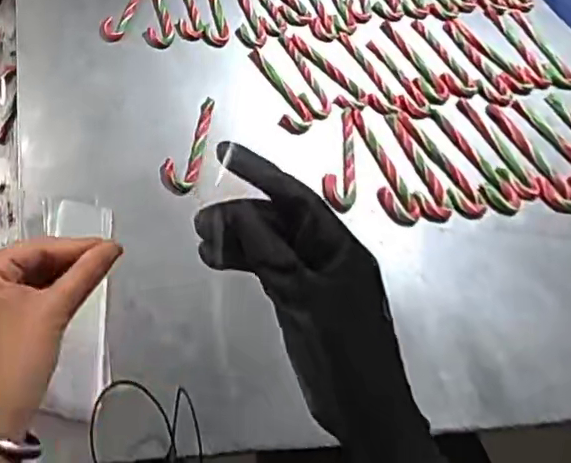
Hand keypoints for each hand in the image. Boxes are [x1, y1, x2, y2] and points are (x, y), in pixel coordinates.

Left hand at [0, 237, 123, 439]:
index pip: (39, 247)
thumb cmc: (16, 361)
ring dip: (64, 277)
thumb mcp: (52, 312)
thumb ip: (83, 275)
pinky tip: (75, 291)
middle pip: (36, 261)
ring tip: (97, 270)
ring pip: (35, 279)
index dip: (76, 246)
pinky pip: (31, 296)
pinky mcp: (0, 320)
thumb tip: (111, 248)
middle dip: (71, 261)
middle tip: (107, 256)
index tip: (109, 245)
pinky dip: (53, 294)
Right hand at [195, 143, 441, 462]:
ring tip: (203, 243)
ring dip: (234, 240)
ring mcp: (309, 274)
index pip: (295, 196)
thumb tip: (234, 211)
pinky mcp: (295, 295)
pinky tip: (215, 259)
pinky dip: (239, 260)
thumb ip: (270, 253)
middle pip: (275, 219)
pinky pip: (263, 265)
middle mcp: (323, 252)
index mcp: (339, 245)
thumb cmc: (347, 353)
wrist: (368, 419)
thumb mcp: (306, 298)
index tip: (226, 152)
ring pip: (265, 242)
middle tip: (202, 222)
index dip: (260, 171)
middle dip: (238, 216)